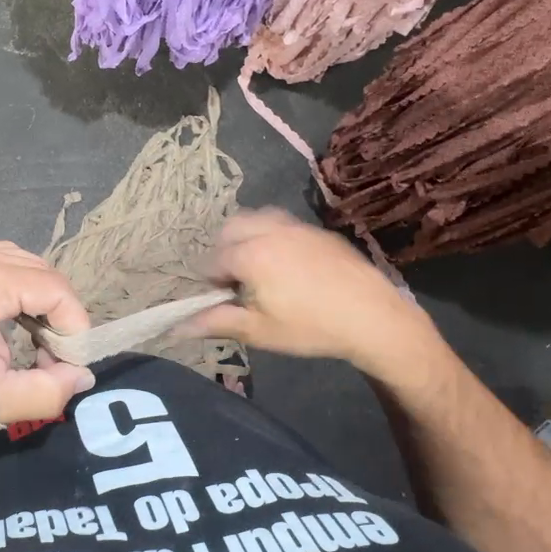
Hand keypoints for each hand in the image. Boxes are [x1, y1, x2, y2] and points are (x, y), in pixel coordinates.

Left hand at [0, 242, 96, 422]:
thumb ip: (48, 391)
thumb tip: (81, 375)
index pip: (57, 291)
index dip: (75, 328)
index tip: (67, 365)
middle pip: (44, 274)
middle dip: (59, 315)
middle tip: (50, 357)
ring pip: (25, 265)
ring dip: (40, 301)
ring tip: (33, 342)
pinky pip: (2, 264)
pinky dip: (17, 289)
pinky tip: (11, 322)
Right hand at [189, 209, 446, 381]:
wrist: (373, 316)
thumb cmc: (311, 327)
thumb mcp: (259, 331)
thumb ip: (216, 323)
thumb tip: (176, 327)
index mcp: (250, 254)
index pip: (211, 260)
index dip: (211, 282)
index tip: (223, 300)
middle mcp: (269, 230)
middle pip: (230, 229)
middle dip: (225, 252)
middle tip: (237, 282)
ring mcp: (296, 226)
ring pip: (256, 219)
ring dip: (248, 237)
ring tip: (260, 268)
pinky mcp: (318, 230)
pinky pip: (282, 223)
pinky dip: (272, 236)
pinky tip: (288, 265)